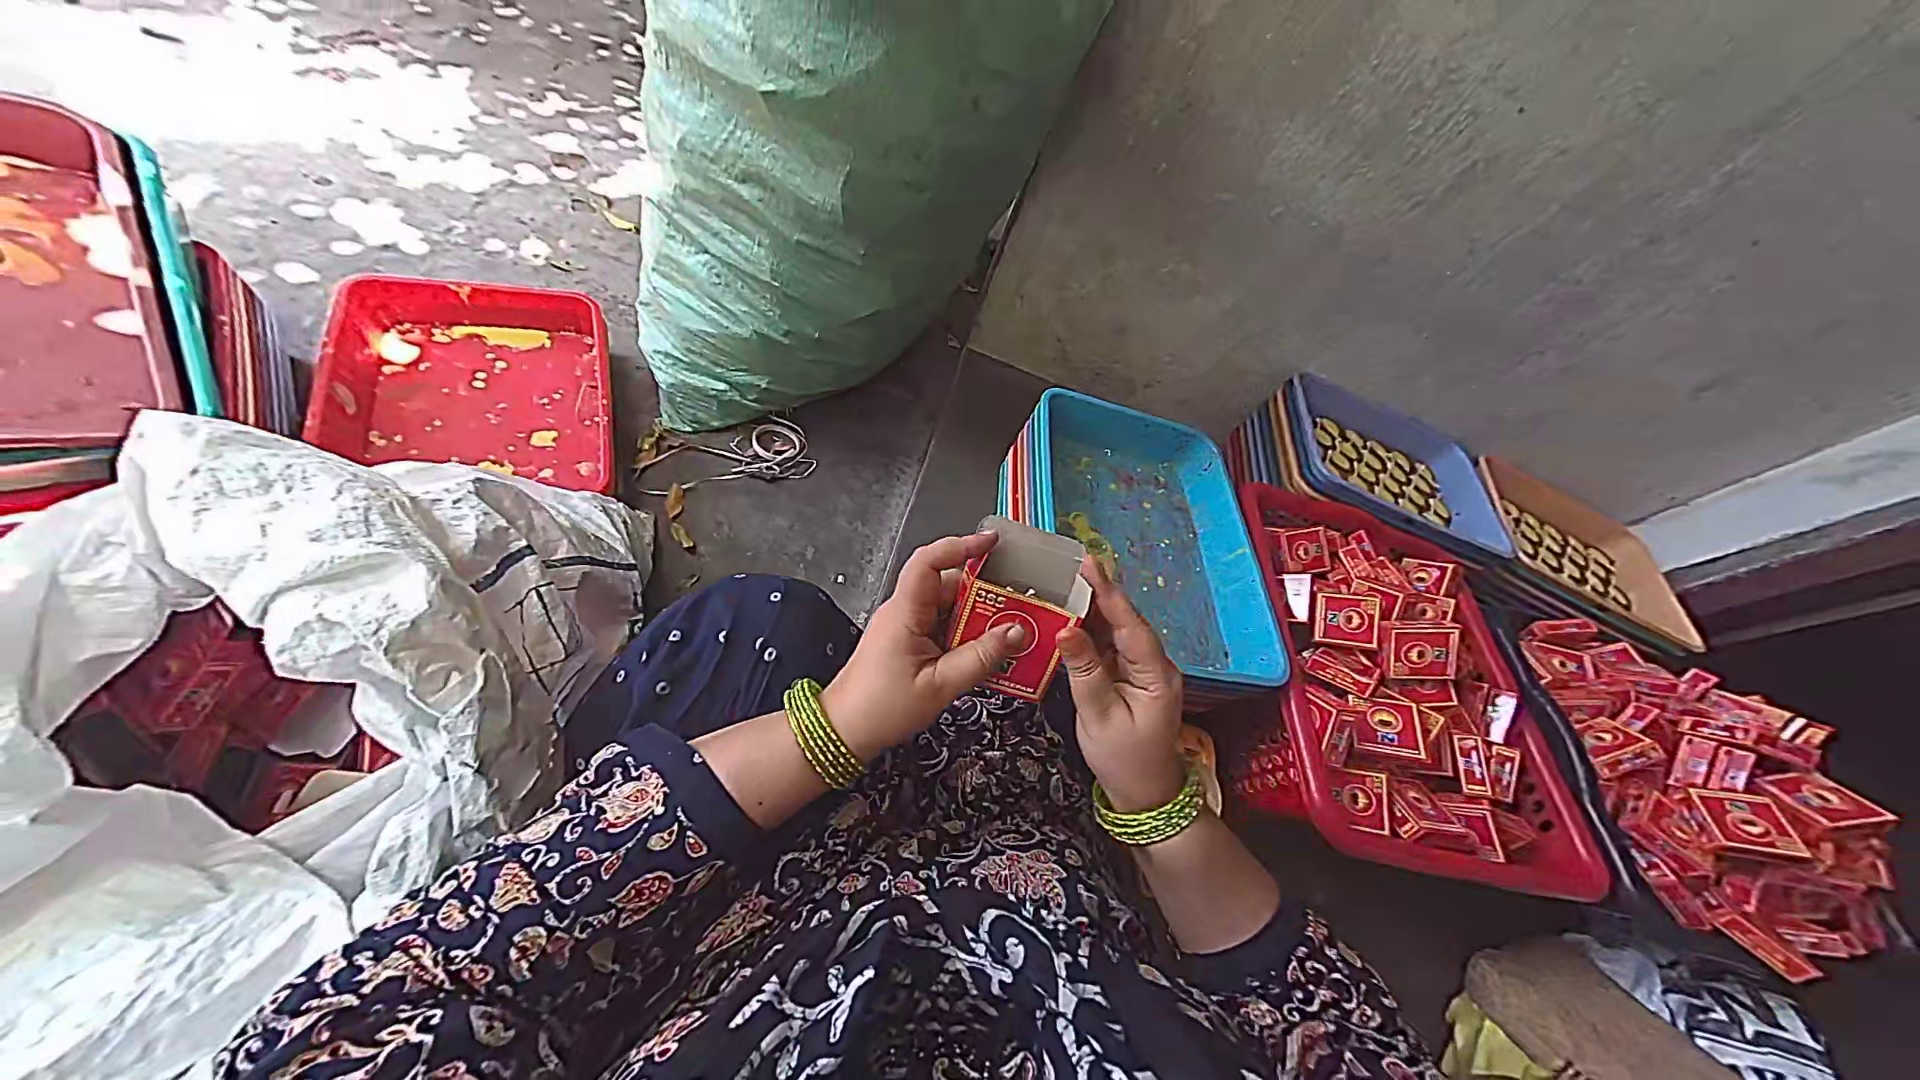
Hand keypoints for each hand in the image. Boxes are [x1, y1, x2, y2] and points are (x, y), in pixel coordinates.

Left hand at [819, 531, 1029, 759]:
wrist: (846, 730)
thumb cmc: (881, 707)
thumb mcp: (940, 685)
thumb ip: (981, 657)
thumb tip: (1015, 632)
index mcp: (904, 612)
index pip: (928, 561)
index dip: (960, 545)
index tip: (991, 542)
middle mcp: (905, 611)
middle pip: (949, 585)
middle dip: (985, 593)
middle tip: (1017, 606)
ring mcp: (907, 625)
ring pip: (951, 607)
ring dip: (978, 617)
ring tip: (1007, 632)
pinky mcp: (911, 640)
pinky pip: (945, 625)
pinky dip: (967, 633)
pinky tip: (987, 649)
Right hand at [1057, 556, 1186, 811]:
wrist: (1144, 794)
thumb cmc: (1124, 760)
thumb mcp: (1098, 716)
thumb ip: (1083, 671)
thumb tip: (1065, 631)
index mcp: (1156, 675)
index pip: (1131, 626)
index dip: (1110, 594)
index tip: (1090, 566)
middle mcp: (1154, 665)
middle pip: (1125, 622)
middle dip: (1100, 593)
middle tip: (1072, 566)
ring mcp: (1143, 670)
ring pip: (1116, 631)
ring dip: (1093, 609)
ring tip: (1066, 584)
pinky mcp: (1130, 675)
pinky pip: (1110, 646)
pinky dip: (1090, 630)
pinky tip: (1071, 617)